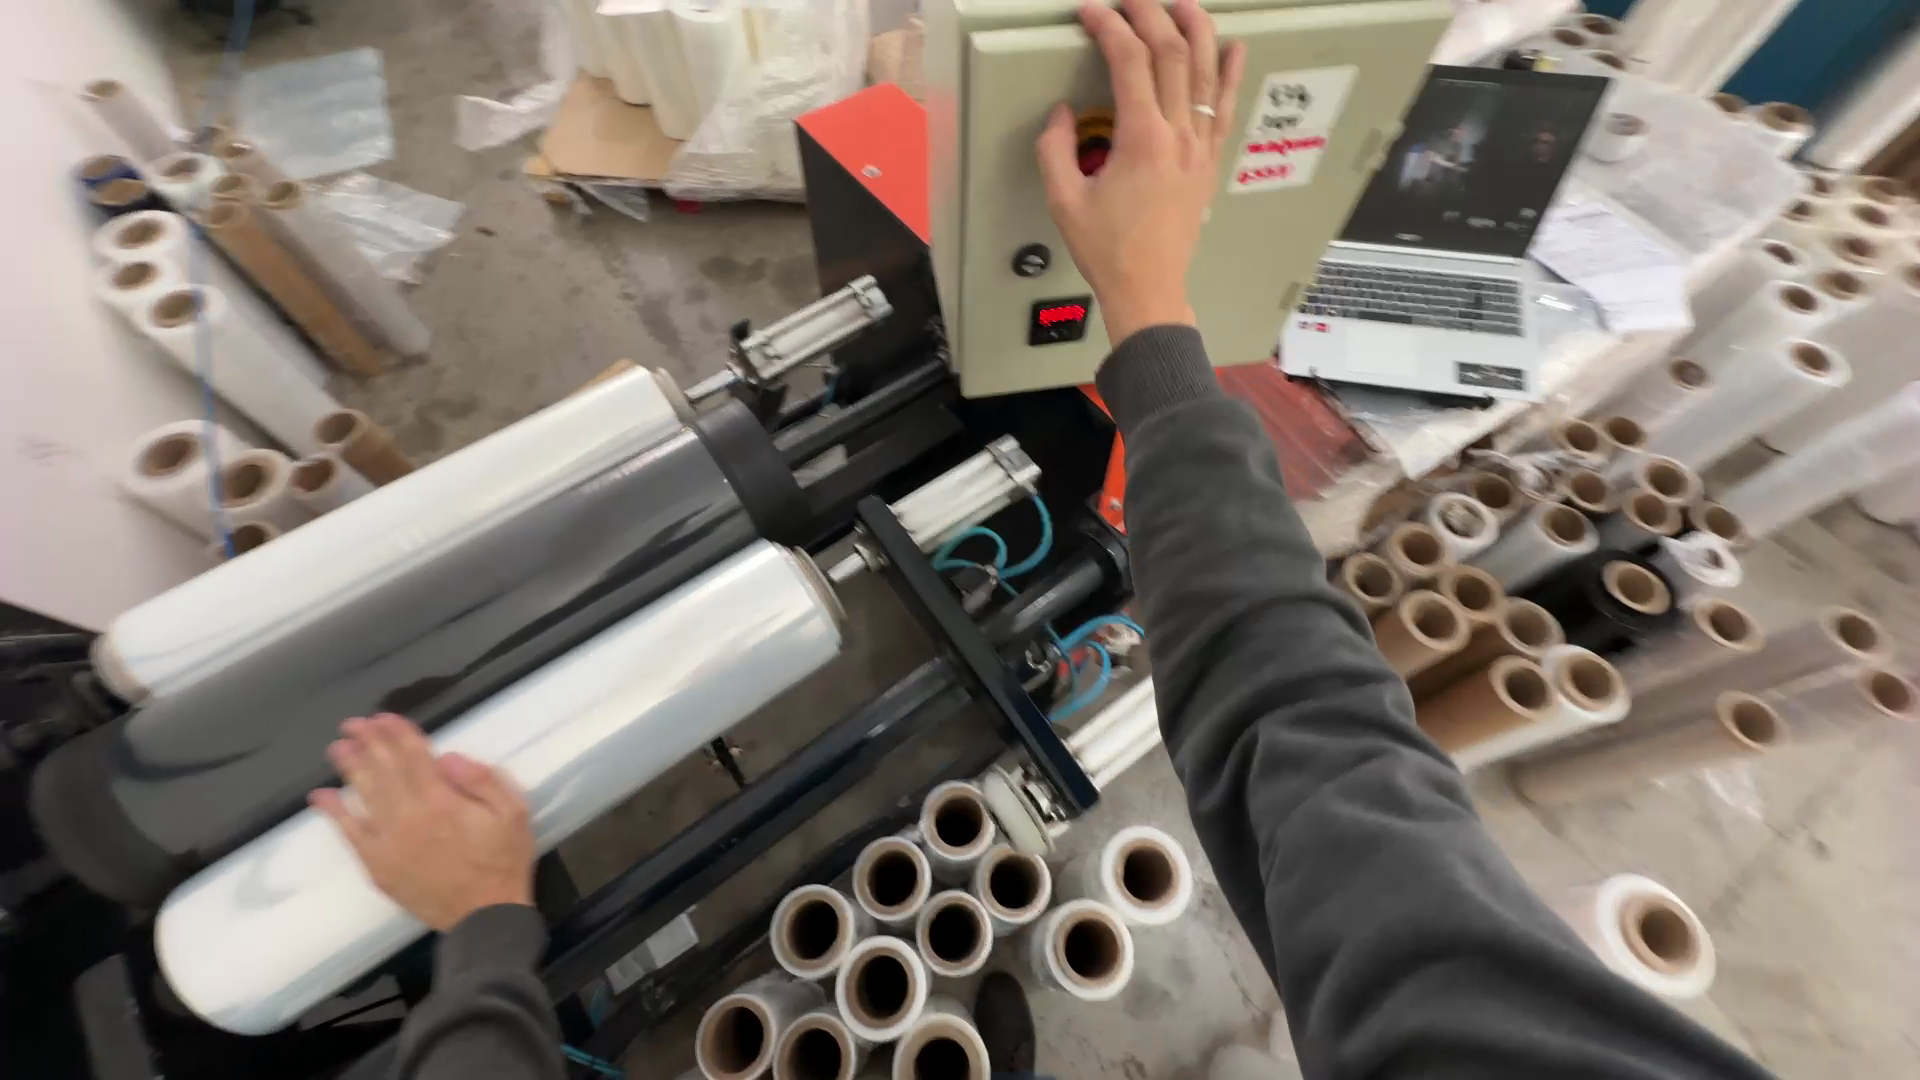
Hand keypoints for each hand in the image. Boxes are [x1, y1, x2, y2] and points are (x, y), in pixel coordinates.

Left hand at [311, 714, 534, 930]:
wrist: (484, 913)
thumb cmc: (504, 858)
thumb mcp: (513, 812)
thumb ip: (483, 781)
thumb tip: (448, 758)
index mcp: (443, 802)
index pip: (416, 759)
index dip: (400, 736)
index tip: (385, 717)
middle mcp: (409, 818)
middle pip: (386, 773)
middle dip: (371, 745)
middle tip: (354, 723)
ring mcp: (388, 843)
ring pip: (365, 797)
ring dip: (351, 769)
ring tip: (338, 746)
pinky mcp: (377, 865)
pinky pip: (350, 834)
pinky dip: (335, 813)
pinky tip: (321, 795)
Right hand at [1036, 0, 1244, 345]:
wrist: (1147, 289)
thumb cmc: (1108, 252)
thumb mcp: (1064, 202)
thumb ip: (1055, 150)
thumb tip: (1062, 114)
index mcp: (1141, 140)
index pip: (1128, 61)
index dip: (1108, 27)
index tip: (1091, 12)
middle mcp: (1177, 135)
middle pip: (1172, 52)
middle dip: (1149, 13)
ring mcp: (1199, 148)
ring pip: (1207, 69)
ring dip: (1195, 27)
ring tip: (1181, 3)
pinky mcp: (1208, 164)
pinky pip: (1226, 107)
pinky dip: (1231, 72)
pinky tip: (1232, 48)